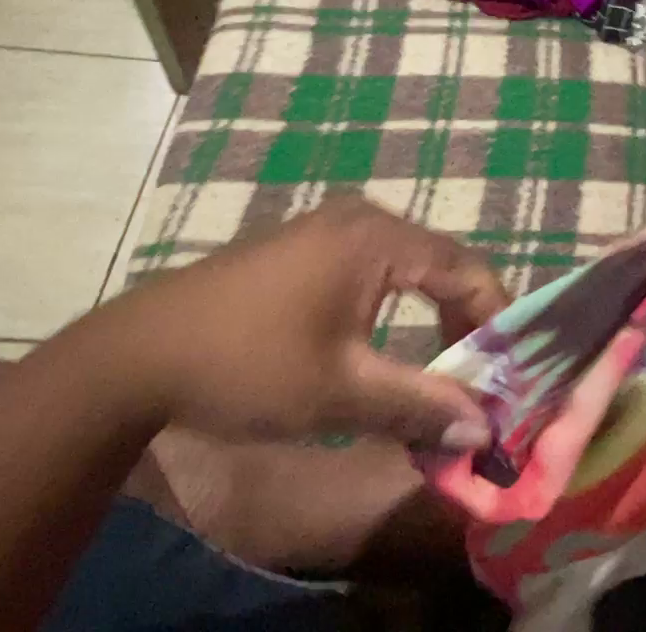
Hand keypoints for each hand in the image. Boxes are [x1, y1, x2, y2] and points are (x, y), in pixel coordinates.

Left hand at [89, 197, 508, 450]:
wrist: (137, 357)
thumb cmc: (248, 365)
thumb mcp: (340, 393)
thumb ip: (421, 405)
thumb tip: (485, 428)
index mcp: (376, 238)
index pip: (466, 268)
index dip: (496, 319)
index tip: (508, 373)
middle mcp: (360, 218)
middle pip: (440, 262)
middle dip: (465, 320)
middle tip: (476, 378)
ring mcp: (327, 227)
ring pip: (408, 266)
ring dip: (431, 314)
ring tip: (441, 369)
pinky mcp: (304, 246)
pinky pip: (374, 268)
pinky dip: (396, 305)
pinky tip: (387, 346)